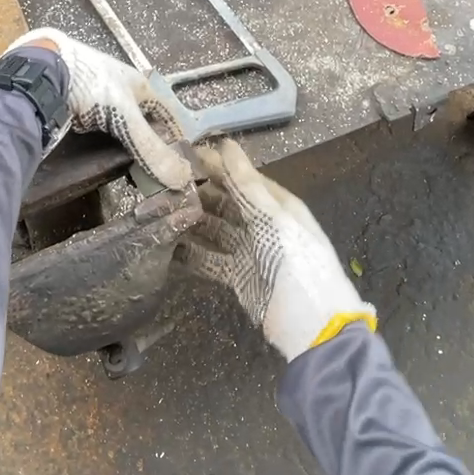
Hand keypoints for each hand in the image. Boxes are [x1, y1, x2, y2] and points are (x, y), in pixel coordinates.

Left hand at [11, 27, 192, 185]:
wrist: (41, 72)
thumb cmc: (91, 86)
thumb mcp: (126, 118)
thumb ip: (151, 149)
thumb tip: (182, 179)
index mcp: (138, 83)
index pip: (165, 112)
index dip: (173, 134)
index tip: (179, 160)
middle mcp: (118, 87)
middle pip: (140, 119)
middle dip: (146, 143)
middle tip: (150, 172)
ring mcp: (93, 95)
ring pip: (116, 125)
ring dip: (122, 145)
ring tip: (127, 170)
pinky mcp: (72, 105)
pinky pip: (93, 127)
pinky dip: (99, 142)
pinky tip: (97, 156)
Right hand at [178, 139, 374, 360]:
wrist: (313, 329)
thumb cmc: (298, 265)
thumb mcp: (275, 220)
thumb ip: (247, 185)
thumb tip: (226, 144)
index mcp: (276, 205)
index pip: (241, 177)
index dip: (214, 165)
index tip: (181, 154)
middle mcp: (261, 224)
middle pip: (225, 201)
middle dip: (198, 192)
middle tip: (162, 183)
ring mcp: (248, 251)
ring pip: (214, 228)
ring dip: (191, 220)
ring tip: (160, 211)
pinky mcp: (237, 276)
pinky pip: (209, 258)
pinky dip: (191, 253)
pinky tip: (168, 245)